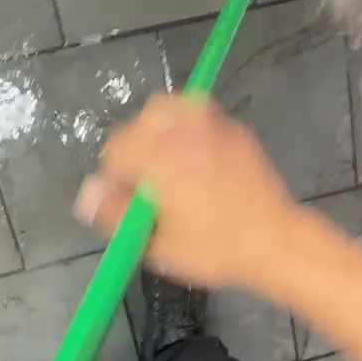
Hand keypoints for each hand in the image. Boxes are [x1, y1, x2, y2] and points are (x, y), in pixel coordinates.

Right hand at [75, 95, 305, 289]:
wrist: (274, 240)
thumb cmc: (214, 249)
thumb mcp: (157, 244)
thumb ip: (116, 215)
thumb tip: (87, 194)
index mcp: (157, 153)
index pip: (113, 153)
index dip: (116, 183)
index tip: (132, 207)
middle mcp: (180, 126)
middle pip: (137, 126)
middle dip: (137, 154)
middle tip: (152, 193)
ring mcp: (210, 121)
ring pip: (166, 112)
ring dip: (160, 137)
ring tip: (171, 173)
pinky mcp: (232, 127)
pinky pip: (196, 117)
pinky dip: (187, 133)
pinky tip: (197, 166)